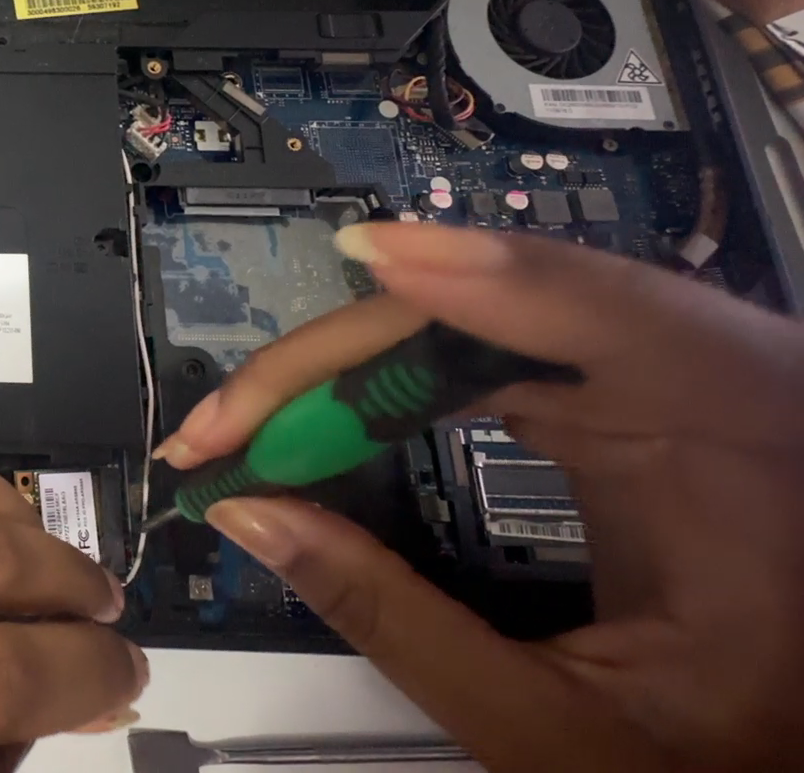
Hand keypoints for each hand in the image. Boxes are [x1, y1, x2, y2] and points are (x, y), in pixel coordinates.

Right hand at [156, 222, 803, 772]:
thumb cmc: (704, 768)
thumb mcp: (558, 731)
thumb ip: (396, 618)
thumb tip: (244, 511)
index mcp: (762, 469)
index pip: (627, 325)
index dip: (495, 274)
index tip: (369, 255)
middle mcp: (700, 400)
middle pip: (484, 321)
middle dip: (334, 361)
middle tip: (225, 425)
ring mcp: (636, 393)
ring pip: (455, 332)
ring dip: (331, 373)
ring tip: (239, 428)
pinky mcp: (589, 405)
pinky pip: (459, 363)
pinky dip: (367, 387)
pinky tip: (305, 417)